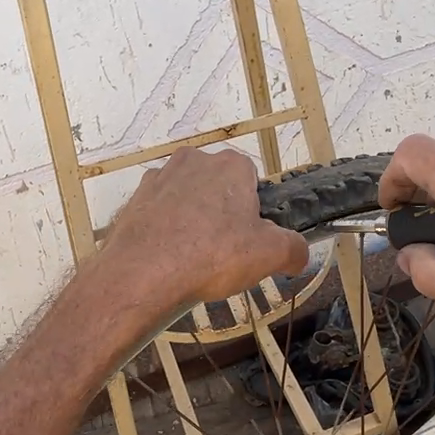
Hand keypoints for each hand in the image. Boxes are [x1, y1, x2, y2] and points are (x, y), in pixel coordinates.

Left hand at [103, 148, 309, 305]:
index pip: (252, 182)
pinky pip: (160, 212)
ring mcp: (160, 178)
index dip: (254, 213)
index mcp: (231, 165)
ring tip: (194, 258)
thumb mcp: (270, 255)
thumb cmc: (210, 256)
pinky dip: (166, 229)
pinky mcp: (136, 199)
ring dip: (193, 222)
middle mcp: (194, 161)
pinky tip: (168, 256)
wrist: (142, 273)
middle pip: (218, 189)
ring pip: (188, 199)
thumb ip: (294, 249)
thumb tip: (298, 254)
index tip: (250, 239)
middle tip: (224, 253)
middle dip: (223, 216)